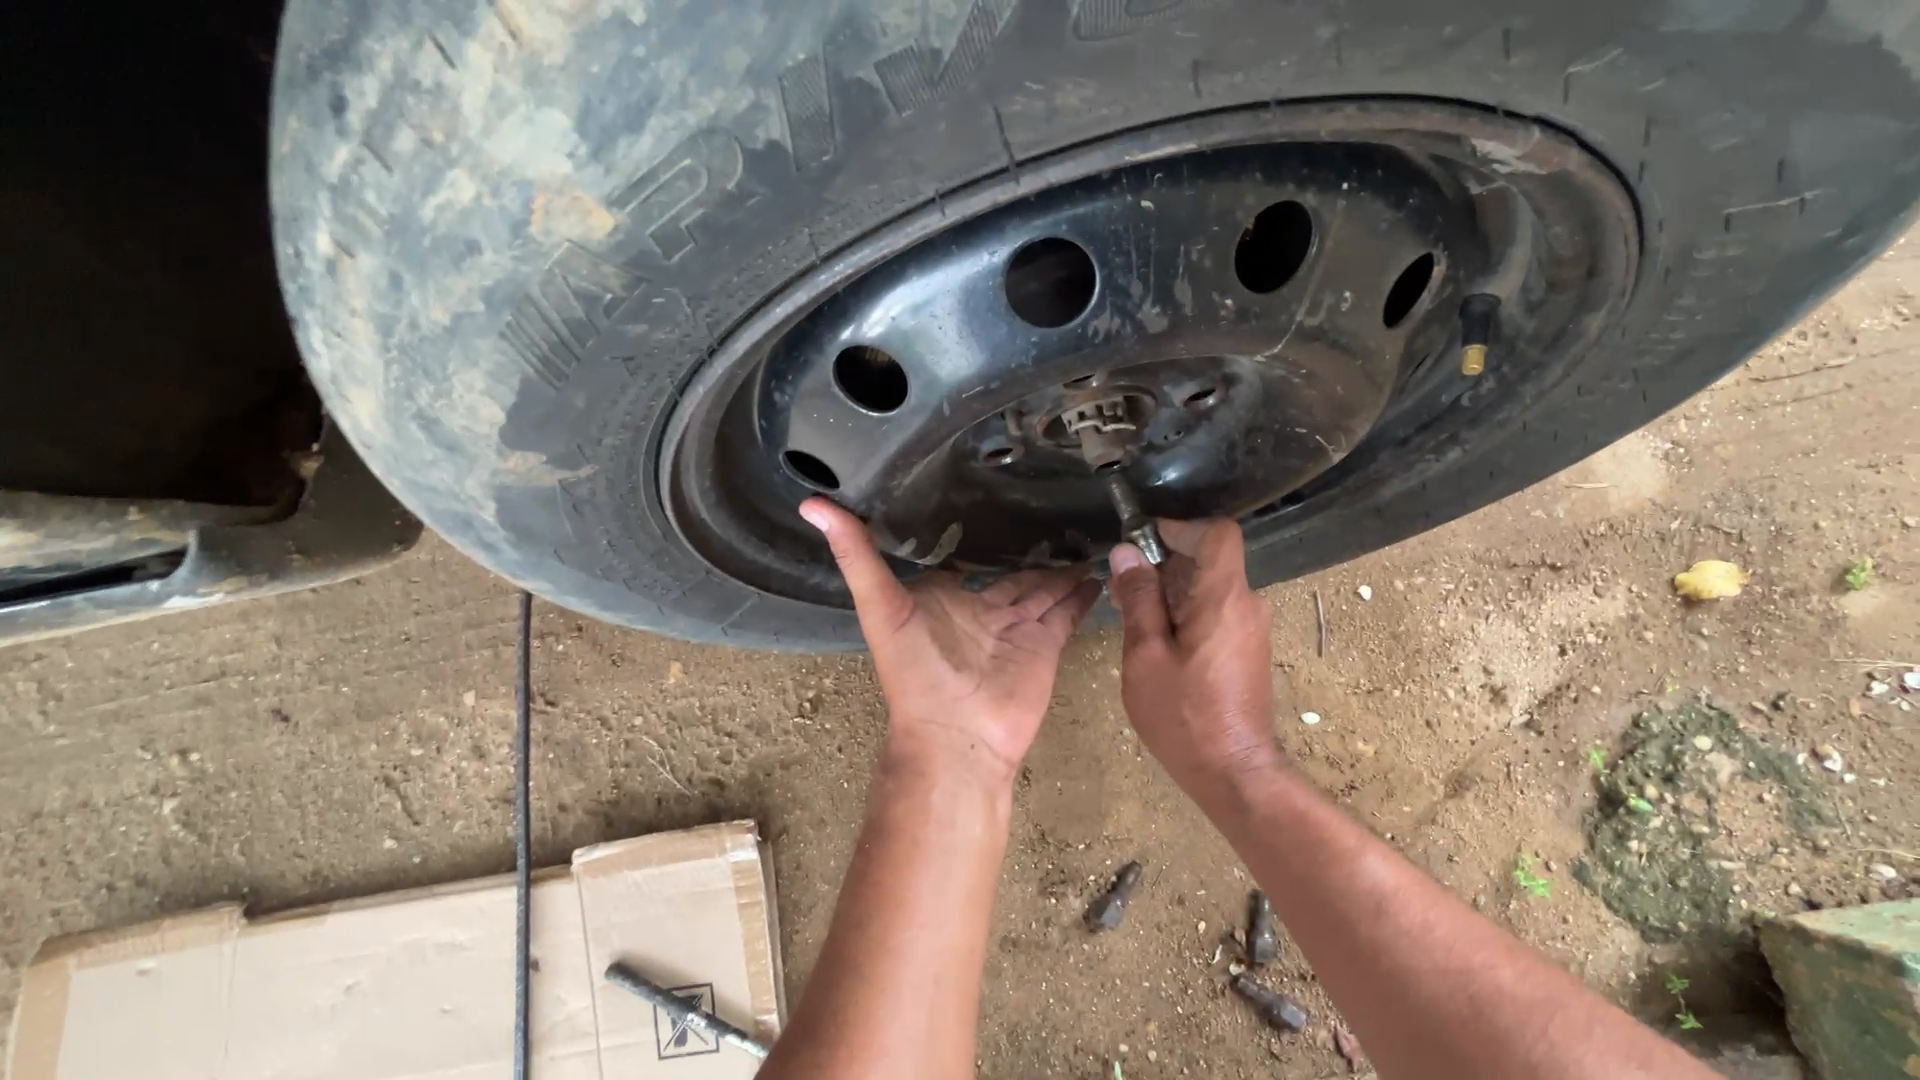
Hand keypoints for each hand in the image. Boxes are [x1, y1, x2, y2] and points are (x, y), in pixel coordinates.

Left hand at [800, 498, 1101, 784]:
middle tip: (1054, 509)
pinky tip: (1098, 570)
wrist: (956, 737)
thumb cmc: (914, 672)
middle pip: (1012, 572)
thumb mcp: (879, 605)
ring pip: (1044, 587)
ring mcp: (1017, 628)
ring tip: (1083, 534)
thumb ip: (855, 554)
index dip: (977, 532)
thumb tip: (812, 502)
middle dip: (1030, 548)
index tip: (992, 497)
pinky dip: (1082, 593)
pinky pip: (1067, 612)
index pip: (964, 559)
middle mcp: (982, 610)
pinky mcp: (1045, 644)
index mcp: (944, 599)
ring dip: (1061, 567)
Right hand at [1108, 519, 1278, 791]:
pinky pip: (1215, 612)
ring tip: (1129, 614)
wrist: (1233, 772)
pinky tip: (1153, 639)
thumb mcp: (1146, 655)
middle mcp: (1247, 605)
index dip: (1180, 527)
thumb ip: (1138, 599)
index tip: (1143, 539)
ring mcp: (1250, 629)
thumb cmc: (1183, 715)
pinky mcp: (1246, 649)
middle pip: (1209, 561)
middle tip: (1121, 586)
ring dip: (1169, 590)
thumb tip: (1126, 553)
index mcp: (1224, 598)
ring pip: (1209, 588)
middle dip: (1163, 563)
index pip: (1217, 534)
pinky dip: (1184, 612)